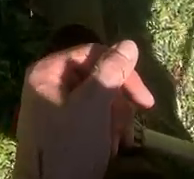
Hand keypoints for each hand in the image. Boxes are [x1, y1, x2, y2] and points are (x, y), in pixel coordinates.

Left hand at [14, 40, 155, 178]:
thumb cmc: (69, 146)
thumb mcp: (92, 105)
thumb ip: (111, 71)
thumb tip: (130, 43)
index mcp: (48, 71)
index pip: (91, 53)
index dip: (121, 71)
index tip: (146, 100)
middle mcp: (49, 85)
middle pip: (95, 77)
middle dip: (116, 102)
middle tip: (126, 127)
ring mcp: (55, 109)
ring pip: (96, 100)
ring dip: (113, 120)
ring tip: (116, 142)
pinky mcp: (64, 132)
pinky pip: (90, 119)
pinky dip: (104, 132)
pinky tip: (109, 149)